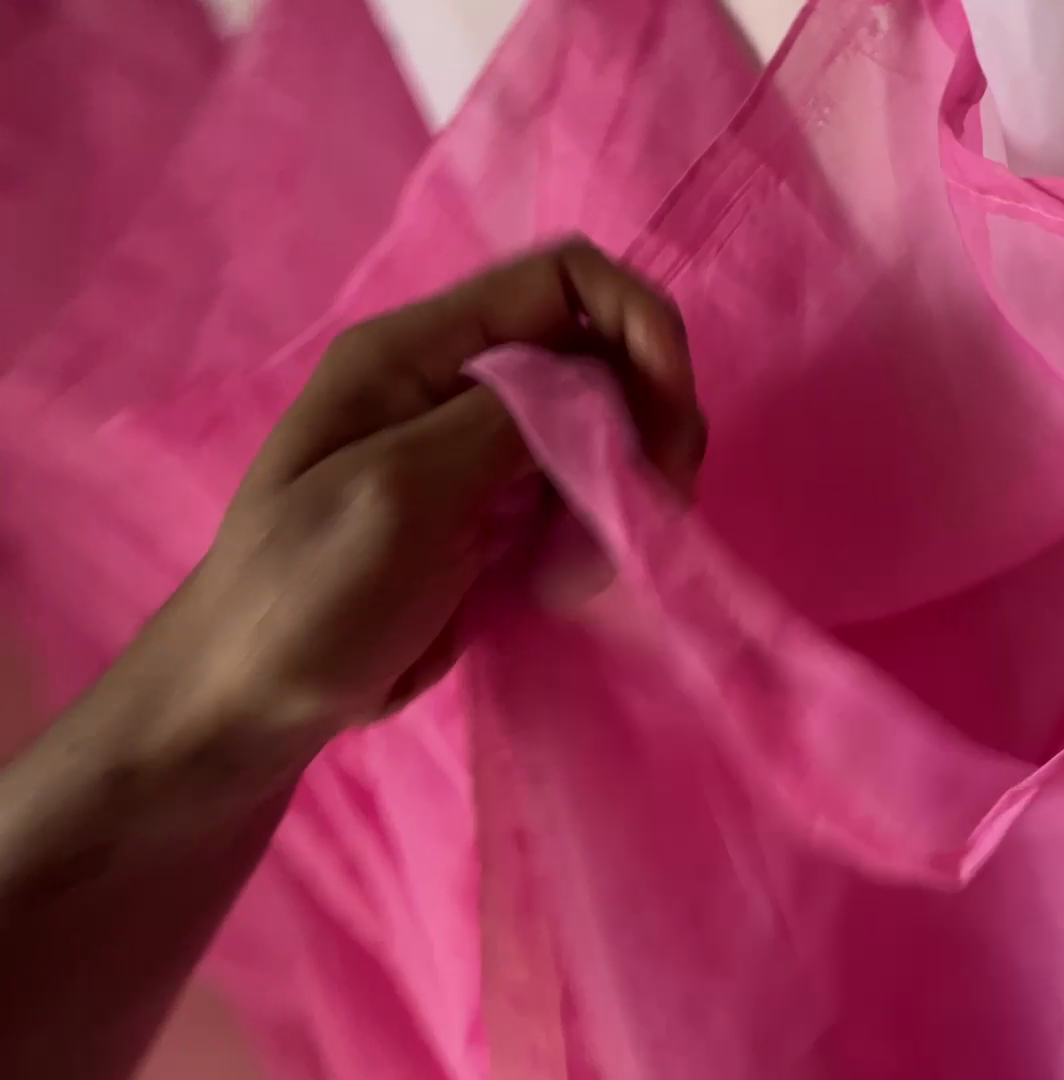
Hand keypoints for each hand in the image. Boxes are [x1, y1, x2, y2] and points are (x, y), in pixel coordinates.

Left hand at [96, 240, 704, 798]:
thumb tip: (606, 390)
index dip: (639, 319)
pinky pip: (603, 481)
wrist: (264, 694)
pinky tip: (592, 561)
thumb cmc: (310, 591)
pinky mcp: (521, 501)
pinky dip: (621, 514)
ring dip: (646, 469)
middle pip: (609, 353)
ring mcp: (500, 445)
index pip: (565, 282)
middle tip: (663, 487)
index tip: (673, 401)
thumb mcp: (397, 491)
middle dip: (657, 410)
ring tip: (625, 535)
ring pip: (620, 421)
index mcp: (426, 351)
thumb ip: (503, 423)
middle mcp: (473, 382)